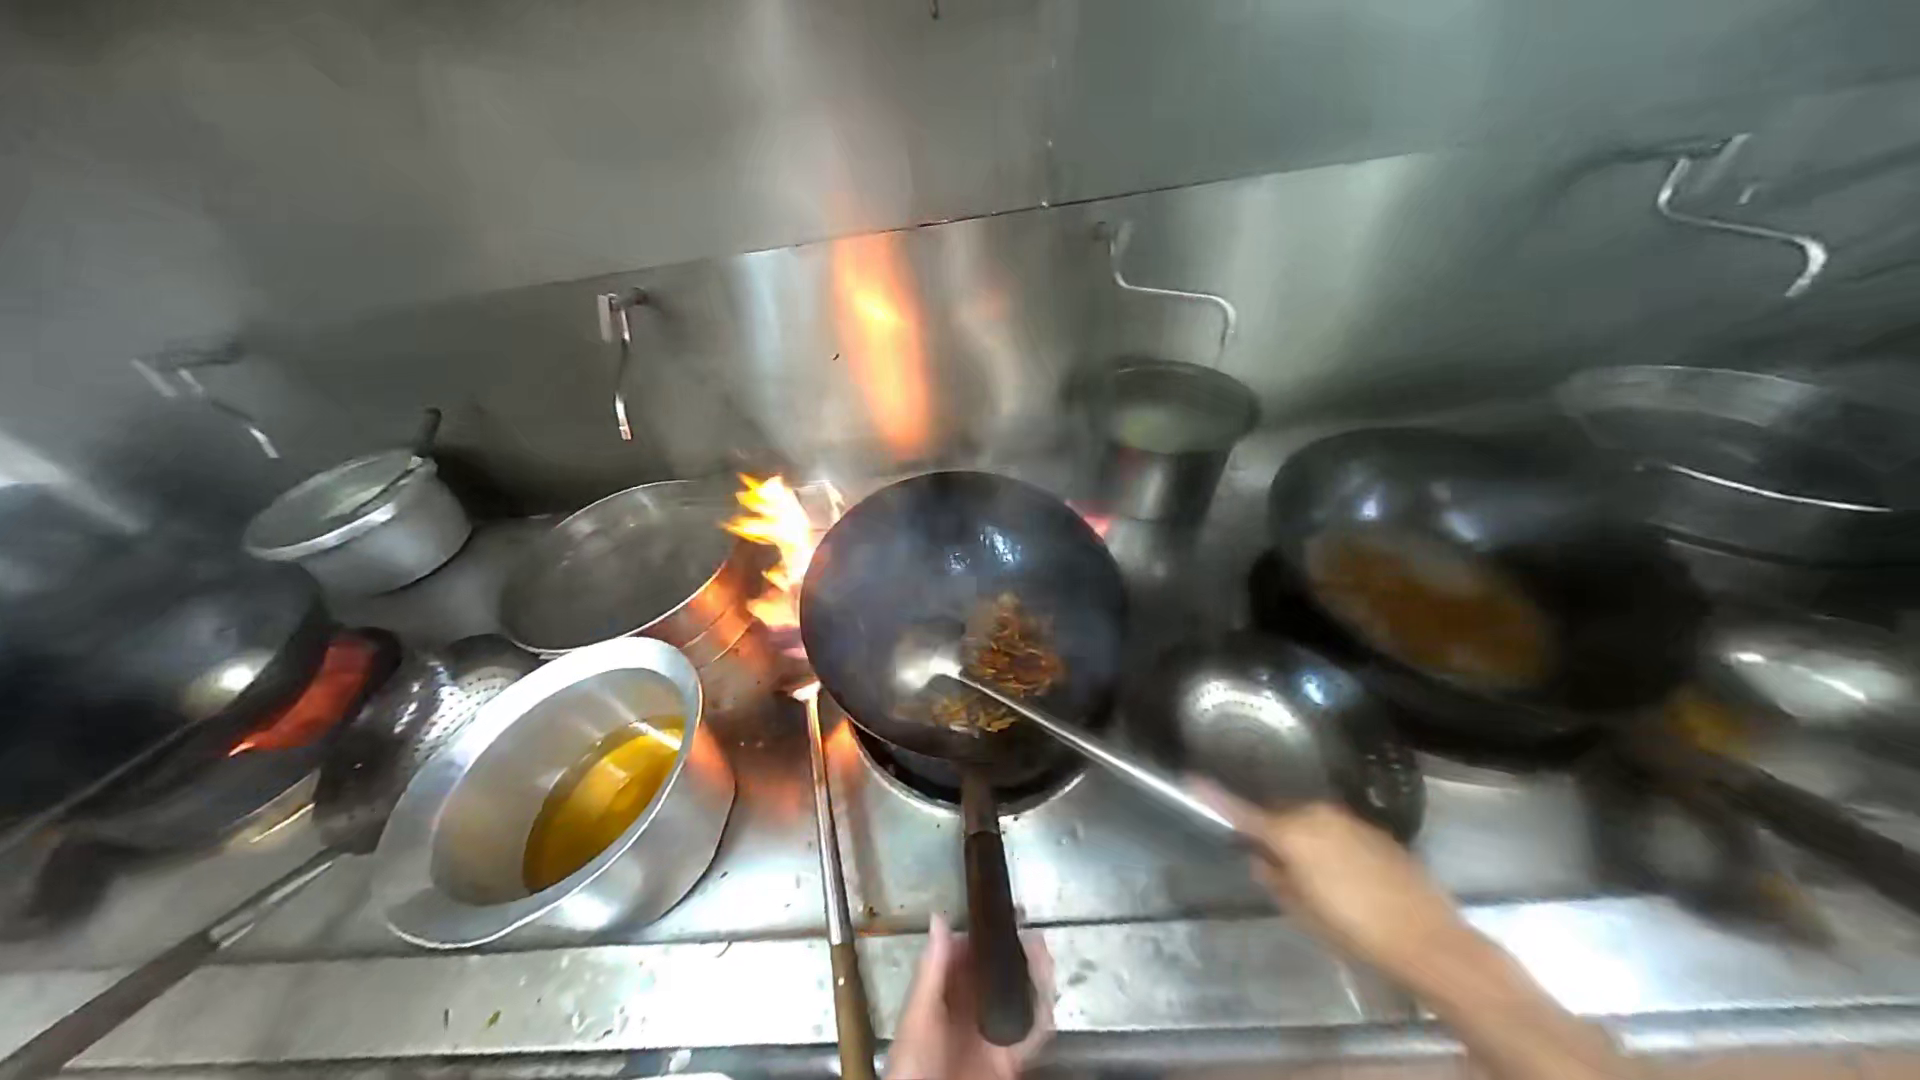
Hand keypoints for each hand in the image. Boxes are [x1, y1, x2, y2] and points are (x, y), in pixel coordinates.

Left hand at [885, 915, 1054, 1079]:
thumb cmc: (913, 1068)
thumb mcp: (918, 1017)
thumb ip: (931, 971)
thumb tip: (938, 919)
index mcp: (942, 999)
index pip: (962, 959)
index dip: (980, 936)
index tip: (995, 915)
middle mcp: (968, 1015)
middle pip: (995, 976)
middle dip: (1013, 953)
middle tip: (1028, 931)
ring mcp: (989, 1037)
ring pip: (1017, 1000)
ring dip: (1033, 978)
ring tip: (1042, 956)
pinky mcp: (1007, 1062)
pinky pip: (1030, 1036)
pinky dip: (1042, 1017)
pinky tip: (1048, 998)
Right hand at [1192, 782, 1469, 980]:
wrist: (1431, 942)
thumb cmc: (1355, 931)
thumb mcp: (1302, 911)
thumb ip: (1272, 878)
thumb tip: (1259, 858)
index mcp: (1291, 834)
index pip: (1241, 810)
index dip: (1213, 796)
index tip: (1191, 779)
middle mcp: (1317, 815)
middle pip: (1279, 813)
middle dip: (1270, 829)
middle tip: (1270, 859)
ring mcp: (1349, 819)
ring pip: (1310, 820)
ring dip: (1302, 836)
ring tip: (1313, 873)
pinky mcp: (1375, 831)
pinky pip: (1337, 829)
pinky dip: (1330, 843)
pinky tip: (1346, 875)